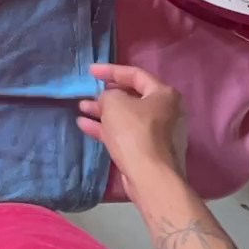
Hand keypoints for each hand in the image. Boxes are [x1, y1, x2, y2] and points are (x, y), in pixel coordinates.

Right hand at [77, 63, 188, 200]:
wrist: (150, 178)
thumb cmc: (134, 132)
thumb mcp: (114, 103)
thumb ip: (108, 94)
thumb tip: (109, 100)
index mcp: (164, 95)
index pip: (135, 74)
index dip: (110, 70)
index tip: (90, 71)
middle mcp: (167, 112)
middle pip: (132, 97)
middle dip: (106, 95)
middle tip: (88, 92)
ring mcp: (159, 134)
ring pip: (126, 117)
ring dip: (103, 112)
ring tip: (82, 108)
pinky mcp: (150, 151)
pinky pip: (126, 133)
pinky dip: (107, 128)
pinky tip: (85, 126)